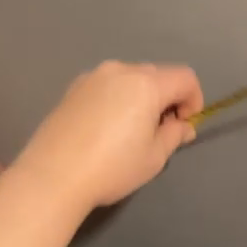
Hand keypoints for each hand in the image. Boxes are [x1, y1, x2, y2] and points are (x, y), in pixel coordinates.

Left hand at [13, 61, 202, 210]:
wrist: (53, 175)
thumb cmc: (111, 168)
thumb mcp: (153, 157)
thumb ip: (173, 135)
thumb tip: (182, 126)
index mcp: (145, 83)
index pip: (184, 78)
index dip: (193, 100)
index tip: (183, 126)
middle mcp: (118, 71)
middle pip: (155, 75)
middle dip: (166, 99)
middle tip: (158, 132)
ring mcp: (91, 77)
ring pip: (128, 79)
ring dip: (139, 98)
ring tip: (129, 131)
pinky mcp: (71, 89)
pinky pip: (104, 87)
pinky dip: (115, 100)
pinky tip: (104, 129)